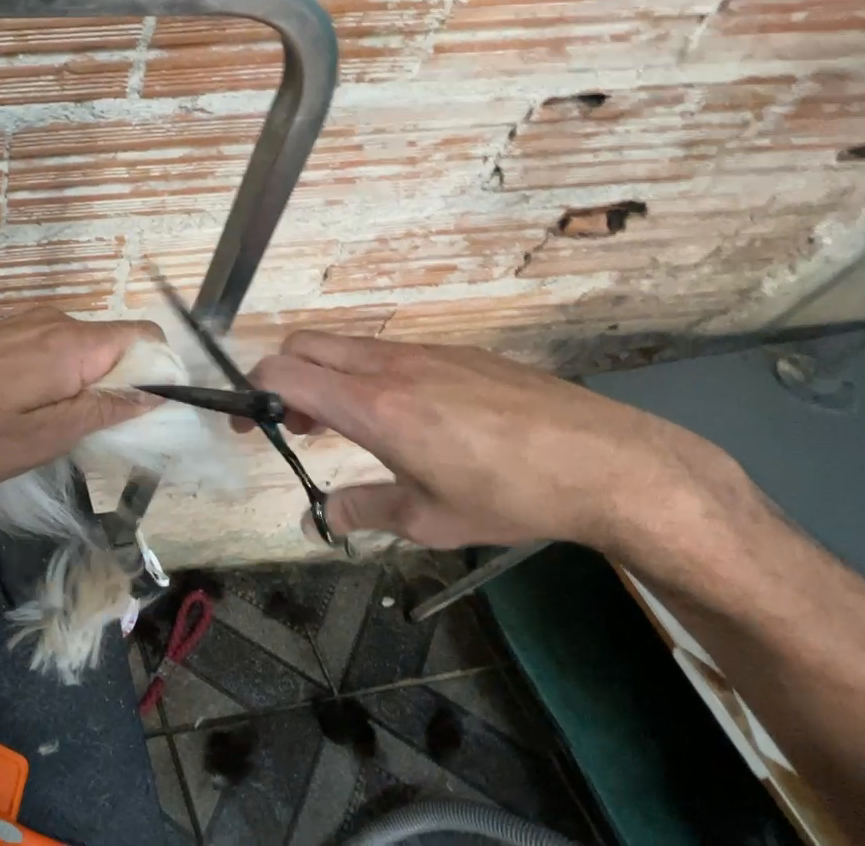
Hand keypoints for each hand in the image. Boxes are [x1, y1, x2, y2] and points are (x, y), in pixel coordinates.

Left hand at [0, 307, 164, 490]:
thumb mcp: (44, 437)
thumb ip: (103, 411)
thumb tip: (153, 394)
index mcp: (71, 343)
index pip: (145, 337)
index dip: (158, 373)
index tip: (148, 414)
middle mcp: (52, 320)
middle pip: (114, 343)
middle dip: (119, 383)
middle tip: (96, 433)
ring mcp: (22, 323)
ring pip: (81, 348)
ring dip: (84, 383)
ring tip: (55, 426)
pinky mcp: (1, 333)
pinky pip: (51, 348)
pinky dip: (56, 376)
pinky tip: (27, 409)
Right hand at [246, 332, 755, 551]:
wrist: (612, 464)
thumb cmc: (511, 497)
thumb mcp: (428, 520)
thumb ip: (361, 511)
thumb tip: (318, 520)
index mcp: (372, 406)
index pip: (281, 372)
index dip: (253, 394)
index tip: (254, 426)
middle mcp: (389, 367)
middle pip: (302, 345)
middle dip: (282, 378)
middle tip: (297, 425)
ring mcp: (426, 352)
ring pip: (345, 346)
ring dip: (325, 375)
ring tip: (347, 424)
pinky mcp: (458, 352)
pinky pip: (388, 350)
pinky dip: (366, 373)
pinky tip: (406, 415)